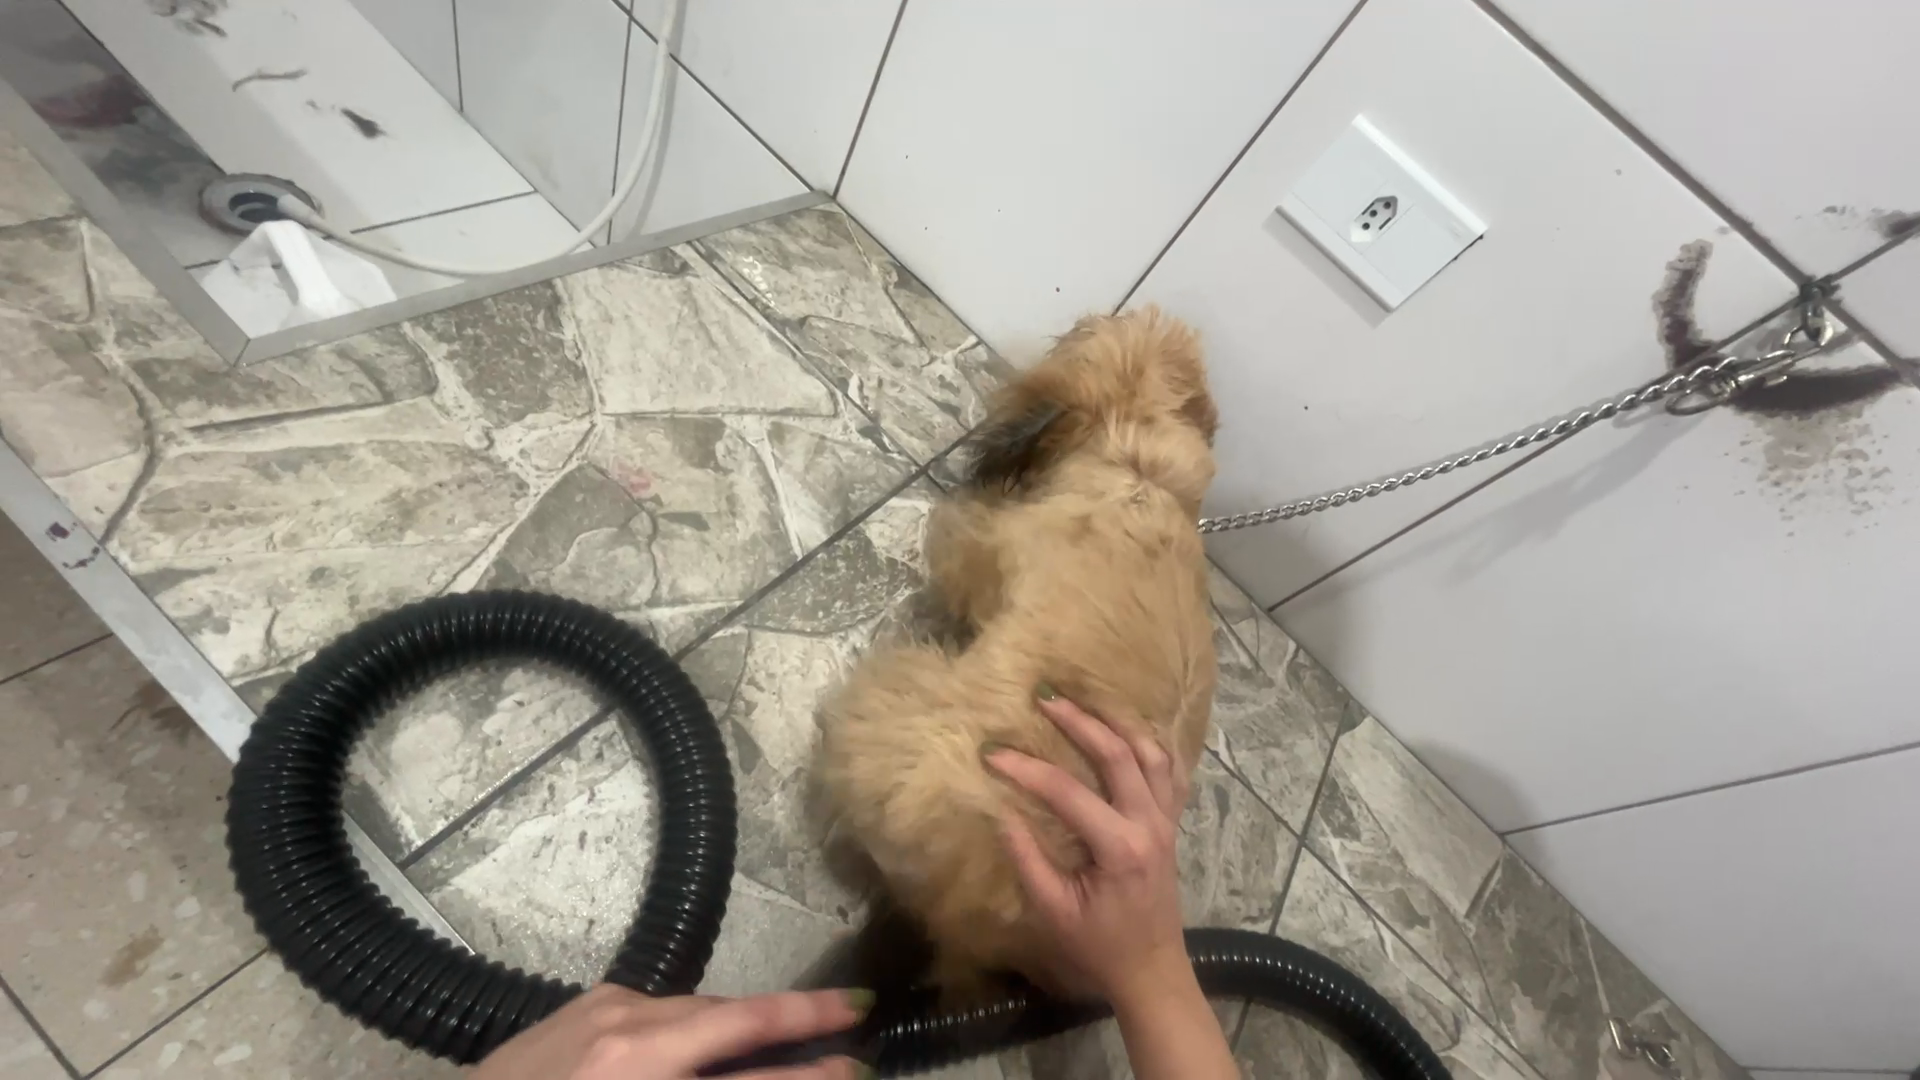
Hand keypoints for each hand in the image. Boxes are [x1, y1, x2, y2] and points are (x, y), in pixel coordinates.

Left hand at [468, 983, 869, 1078]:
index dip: (808, 1074)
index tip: (857, 1063)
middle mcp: (630, 1037)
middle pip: (737, 1016)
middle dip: (803, 1012)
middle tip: (855, 1006)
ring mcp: (612, 1009)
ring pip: (705, 1008)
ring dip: (747, 1021)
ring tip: (791, 1026)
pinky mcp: (596, 997)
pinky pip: (669, 1007)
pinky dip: (699, 1024)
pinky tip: (705, 1041)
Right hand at [986, 692, 1191, 1005]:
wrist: (1152, 970)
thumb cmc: (1099, 946)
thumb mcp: (1054, 911)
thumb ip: (1028, 860)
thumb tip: (1002, 812)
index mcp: (1120, 848)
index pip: (1067, 793)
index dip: (1027, 770)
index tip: (993, 753)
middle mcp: (1150, 824)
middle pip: (1118, 754)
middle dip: (1079, 722)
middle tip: (1046, 698)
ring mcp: (1167, 820)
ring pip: (1152, 754)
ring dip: (1120, 722)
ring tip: (1088, 701)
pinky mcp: (1172, 822)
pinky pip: (1170, 771)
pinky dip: (1151, 744)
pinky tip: (1129, 729)